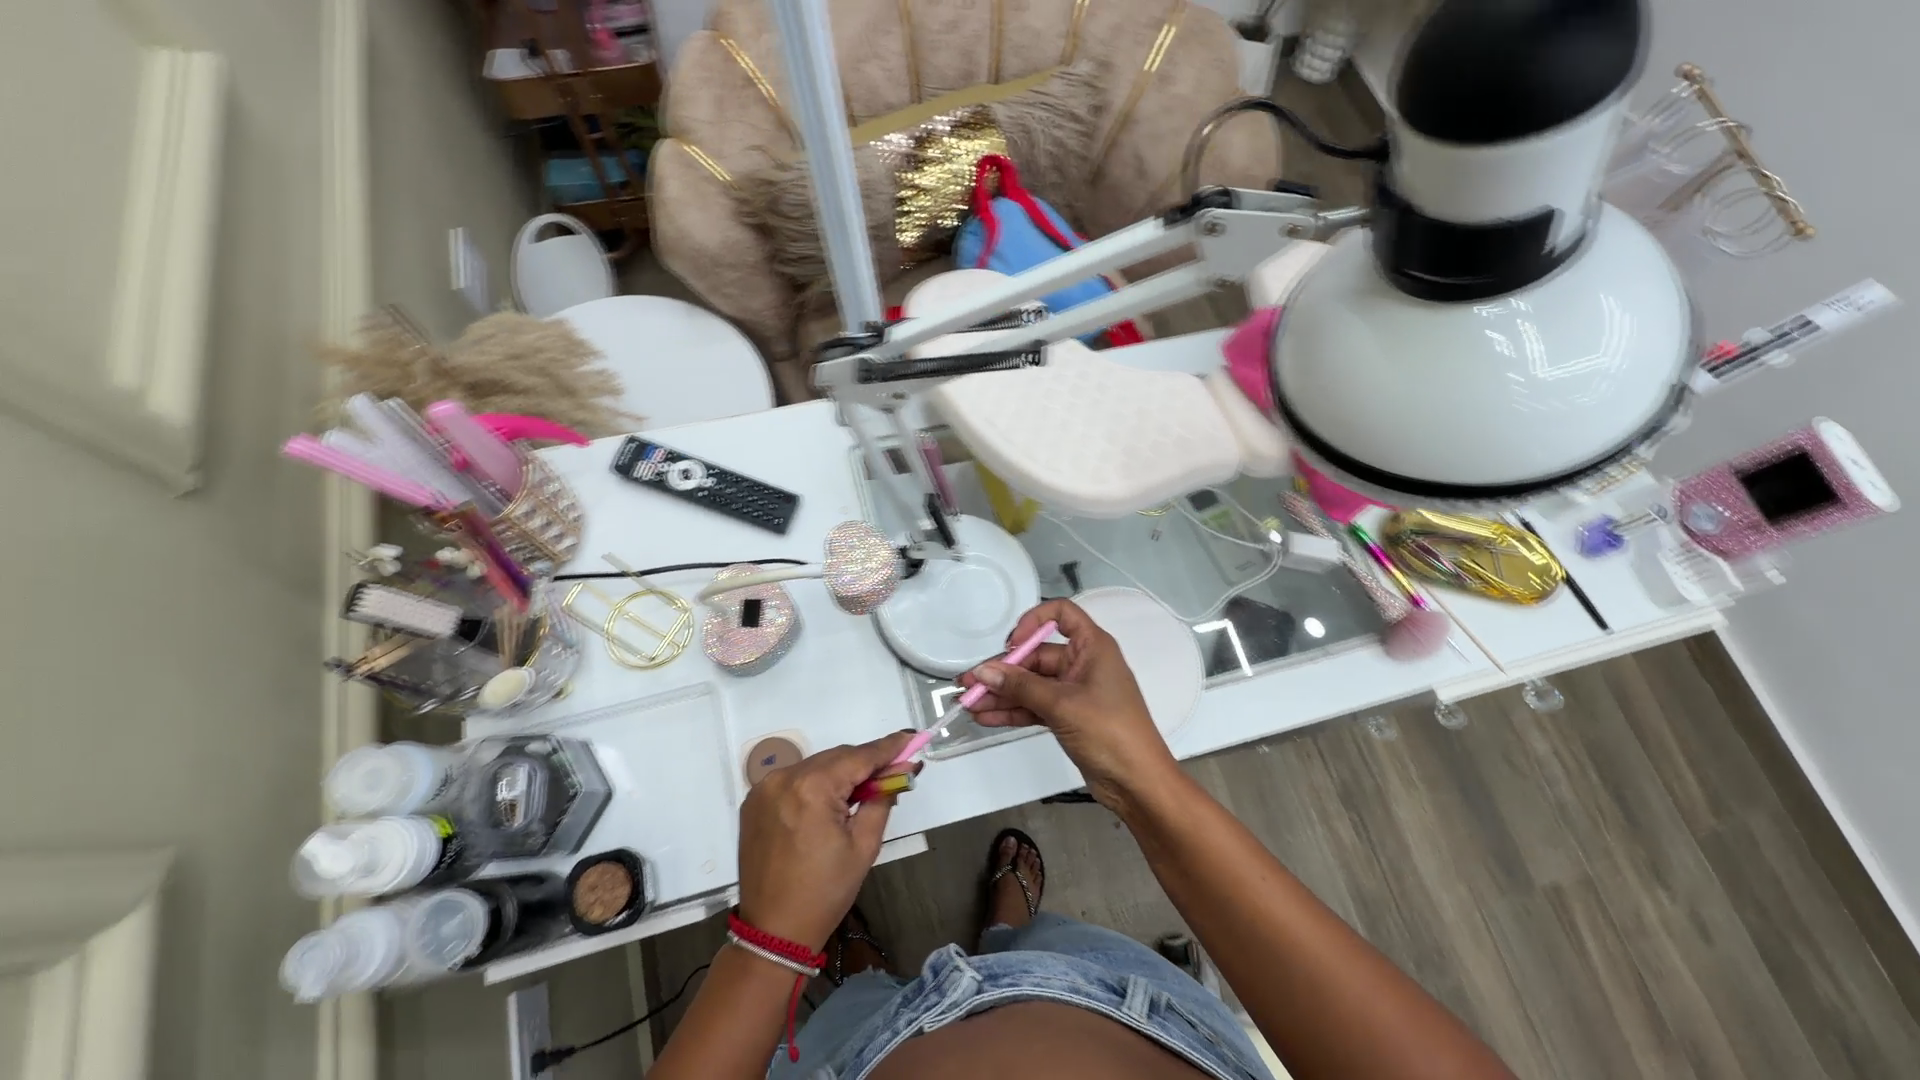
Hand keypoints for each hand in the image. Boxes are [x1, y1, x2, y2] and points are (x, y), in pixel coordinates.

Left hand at [735, 732, 913, 951]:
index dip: (888, 747)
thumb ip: (883, 798)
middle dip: (866, 762)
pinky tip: (831, 803)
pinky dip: (815, 784)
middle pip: (836, 757)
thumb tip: (902, 770)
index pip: (859, 756)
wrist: (774, 930)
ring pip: (815, 766)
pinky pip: (794, 780)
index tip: (911, 738)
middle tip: (894, 772)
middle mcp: (784, 778)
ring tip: (863, 792)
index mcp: (812, 788)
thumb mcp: (864, 845)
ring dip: (840, 773)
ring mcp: (764, 789)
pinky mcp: (754, 802)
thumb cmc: (826, 891)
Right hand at [958, 600, 1177, 809]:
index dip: (1033, 621)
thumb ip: (1021, 687)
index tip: (1011, 644)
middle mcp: (1083, 663)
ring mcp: (1075, 692)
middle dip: (1003, 670)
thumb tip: (983, 672)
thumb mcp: (1062, 705)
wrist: (1137, 782)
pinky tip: (986, 717)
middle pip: (1037, 655)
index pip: (1062, 614)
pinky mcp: (1067, 717)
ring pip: (1031, 684)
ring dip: (1002, 694)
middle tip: (969, 684)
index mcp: (1093, 647)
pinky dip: (1013, 711)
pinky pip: (1034, 706)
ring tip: (969, 704)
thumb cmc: (1110, 731)